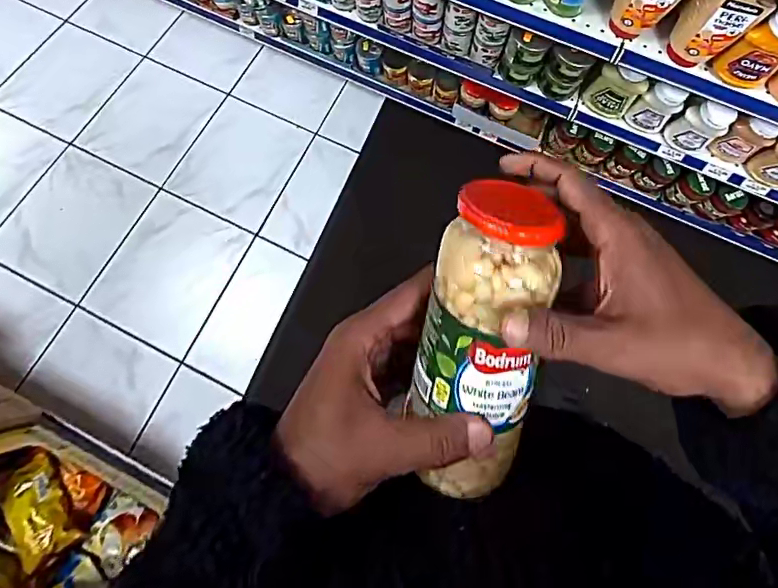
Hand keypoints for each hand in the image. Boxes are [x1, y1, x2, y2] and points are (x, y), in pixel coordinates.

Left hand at [276, 267, 491, 512]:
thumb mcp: (381, 448)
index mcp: (363, 335)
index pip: (415, 291)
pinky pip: (411, 362)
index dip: (452, 283)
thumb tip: (485, 431)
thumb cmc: (318, 457)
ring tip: (488, 348)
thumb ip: (436, 439)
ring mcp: (367, 360)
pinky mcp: (370, 382)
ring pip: (418, 339)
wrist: (279, 494)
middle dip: (460, 316)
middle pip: (422, 312)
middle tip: (498, 321)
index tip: (489, 283)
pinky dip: (436, 367)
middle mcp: (366, 338)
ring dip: (451, 344)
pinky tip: (463, 379)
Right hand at [497, 153, 777, 416]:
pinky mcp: (632, 272)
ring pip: (578, 231)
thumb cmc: (676, 344)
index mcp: (618, 233)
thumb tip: (502, 325)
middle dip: (531, 201)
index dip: (537, 167)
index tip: (503, 164)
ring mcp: (628, 252)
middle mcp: (622, 233)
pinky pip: (589, 257)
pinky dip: (562, 263)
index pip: (573, 183)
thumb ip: (556, 334)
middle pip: (571, 203)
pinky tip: (537, 286)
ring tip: (503, 243)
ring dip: (544, 234)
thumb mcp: (611, 344)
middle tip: (489, 210)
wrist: (729, 360)